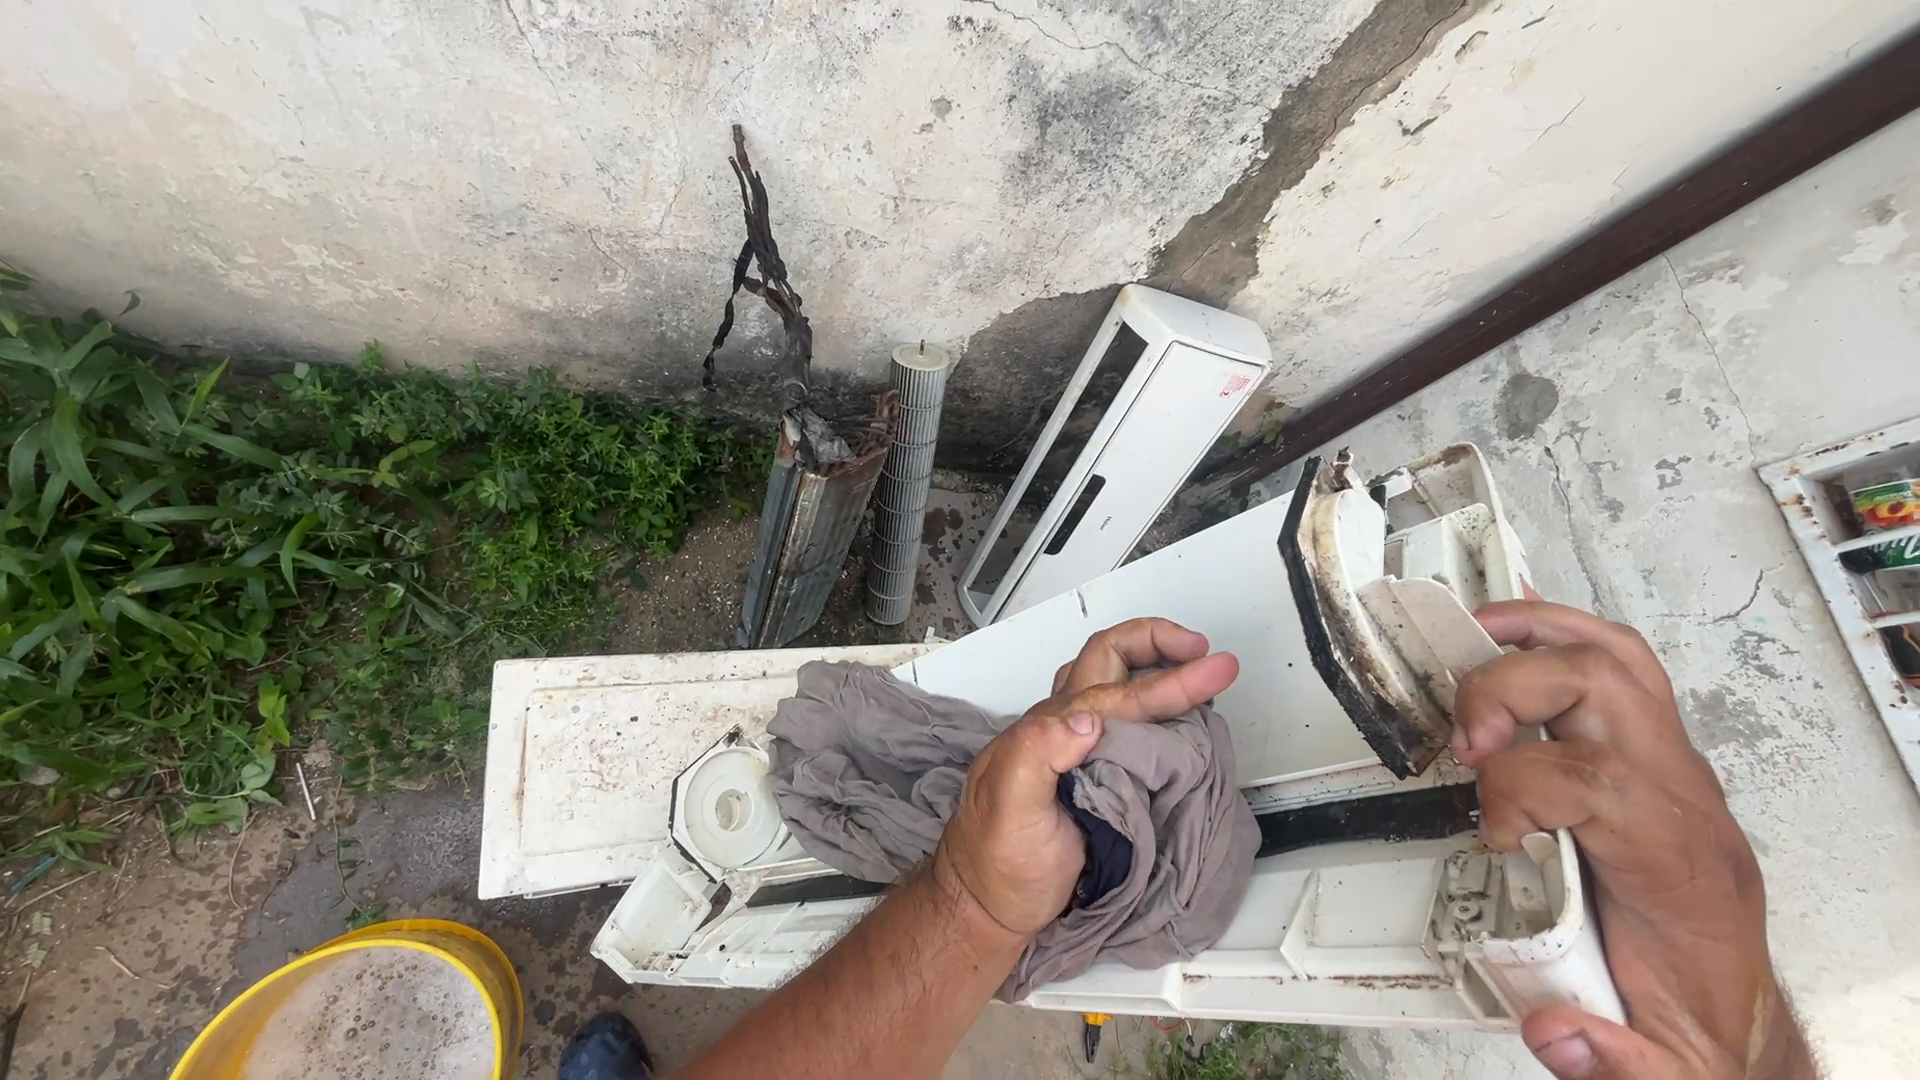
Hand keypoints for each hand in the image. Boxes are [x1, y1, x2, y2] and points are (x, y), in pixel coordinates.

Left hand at [932, 617, 1239, 936]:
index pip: (1120, 695)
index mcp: (1049, 731)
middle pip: (1108, 657)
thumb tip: (1086, 722)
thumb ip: (1035, 758)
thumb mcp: (1009, 812)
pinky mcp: (1088, 768)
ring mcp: (1074, 745)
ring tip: (1194, 662)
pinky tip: (1173, 706)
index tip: (1217, 671)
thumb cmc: (996, 861)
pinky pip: (1120, 714)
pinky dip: (1150, 697)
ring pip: (1111, 676)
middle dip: (1156, 641)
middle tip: (1202, 649)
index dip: (1172, 681)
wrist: (989, 901)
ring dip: (1152, 659)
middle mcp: (1061, 727)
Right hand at [1455, 600, 1812, 1079]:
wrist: (1733, 1004)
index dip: (1515, 790)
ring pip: (1614, 655)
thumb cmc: (1690, 1012)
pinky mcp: (1648, 752)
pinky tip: (1510, 635)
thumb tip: (1554, 1033)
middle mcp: (1681, 797)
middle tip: (1461, 738)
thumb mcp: (1669, 1067)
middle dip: (1505, 693)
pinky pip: (1615, 663)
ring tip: (1469, 646)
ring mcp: (1670, 764)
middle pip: (1599, 688)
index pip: (1593, 781)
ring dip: (1533, 636)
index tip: (1488, 829)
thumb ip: (1620, 1064)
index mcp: (1678, 862)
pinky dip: (1555, 633)